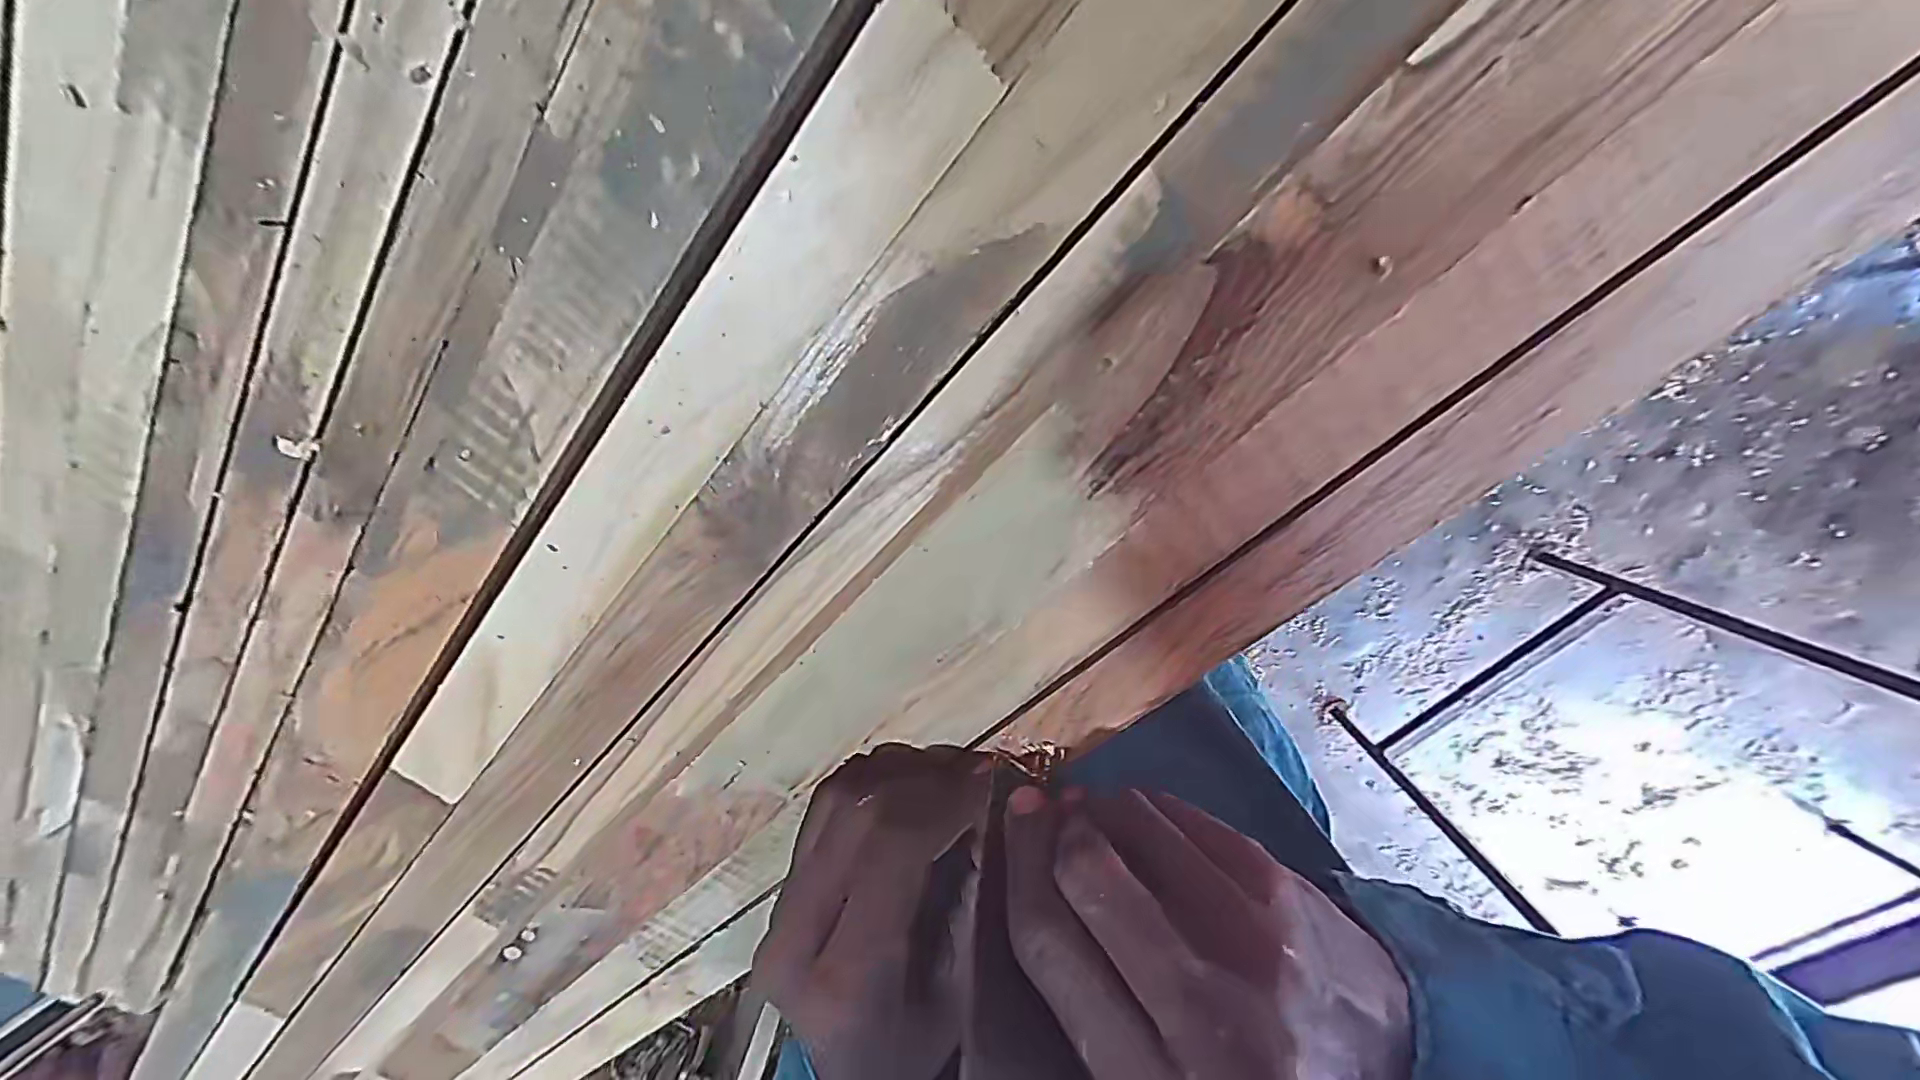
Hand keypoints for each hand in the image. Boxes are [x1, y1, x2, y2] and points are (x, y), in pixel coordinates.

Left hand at [754, 745, 993, 1079]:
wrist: (854, 1070)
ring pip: (838, 794)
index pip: (890, 845)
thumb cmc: (918, 1048)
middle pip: (857, 807)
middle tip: (976, 770)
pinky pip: (829, 803)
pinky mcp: (784, 884)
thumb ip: (976, 898)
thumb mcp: (963, 992)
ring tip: (949, 776)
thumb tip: (993, 807)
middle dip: (927, 775)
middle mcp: (794, 934)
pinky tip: (914, 787)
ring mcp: (780, 905)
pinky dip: (877, 780)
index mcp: (845, 975)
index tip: (989, 781)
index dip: (945, 798)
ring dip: (901, 770)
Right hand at [1003, 787, 1412, 1079]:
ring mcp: (1253, 942)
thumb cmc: (1242, 1069)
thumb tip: (1037, 868)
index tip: (1014, 821)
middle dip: (1055, 827)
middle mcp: (1203, 1013)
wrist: (1384, 1063)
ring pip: (1135, 824)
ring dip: (1102, 807)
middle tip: (1052, 812)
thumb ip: (1089, 996)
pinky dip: (1150, 806)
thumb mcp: (1150, 1068)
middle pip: (1087, 874)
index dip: (1019, 867)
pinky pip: (1184, 814)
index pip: (1049, 947)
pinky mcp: (1285, 890)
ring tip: (1100, 817)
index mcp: (1151, 1077)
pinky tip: (1147, 820)